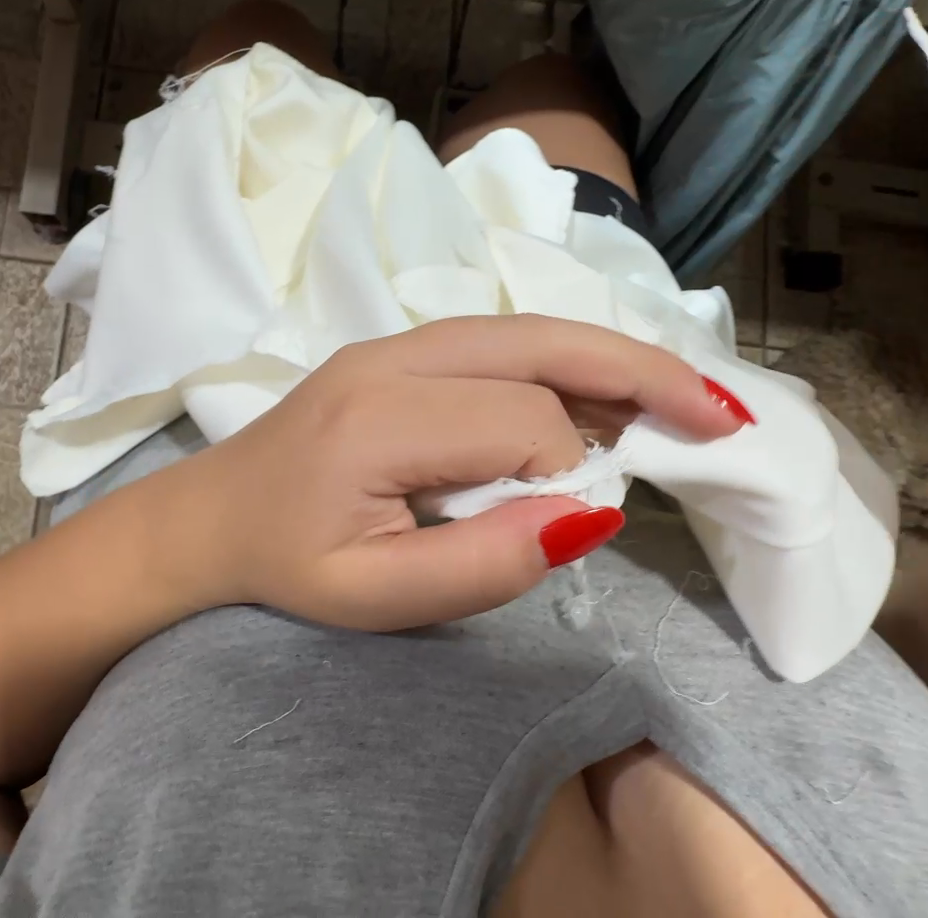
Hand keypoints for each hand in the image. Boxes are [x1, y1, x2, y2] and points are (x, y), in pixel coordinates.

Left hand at [159, 316, 747, 631]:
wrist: (207, 519)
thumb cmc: (285, 565)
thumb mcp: (374, 598)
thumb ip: (481, 565)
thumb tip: (588, 514)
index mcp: (380, 420)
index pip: (520, 423)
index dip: (564, 473)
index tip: (567, 522)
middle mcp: (392, 359)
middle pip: (540, 342)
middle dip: (638, 372)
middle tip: (720, 413)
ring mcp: (392, 344)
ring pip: (527, 330)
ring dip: (609, 359)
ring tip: (682, 398)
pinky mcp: (397, 351)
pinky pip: (499, 341)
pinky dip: (564, 361)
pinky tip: (602, 391)